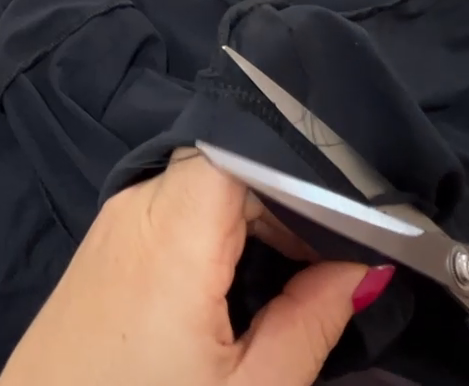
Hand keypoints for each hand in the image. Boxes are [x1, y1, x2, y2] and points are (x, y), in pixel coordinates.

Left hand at [0, 154, 379, 385]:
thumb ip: (311, 320)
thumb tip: (364, 267)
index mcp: (171, 230)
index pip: (235, 148)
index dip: (294, 166)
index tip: (347, 212)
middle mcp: (136, 204)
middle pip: (221, 165)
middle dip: (281, 198)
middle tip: (330, 257)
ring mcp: (113, 220)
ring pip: (197, 185)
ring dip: (248, 217)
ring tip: (292, 276)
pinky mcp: (103, 242)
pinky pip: (169, 208)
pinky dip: (211, 231)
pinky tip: (237, 282)